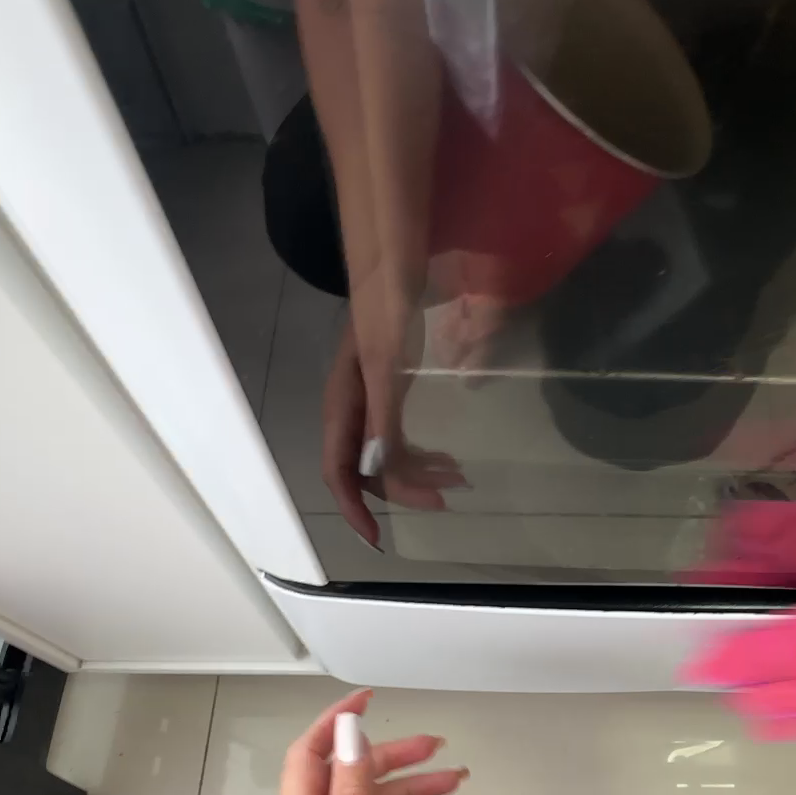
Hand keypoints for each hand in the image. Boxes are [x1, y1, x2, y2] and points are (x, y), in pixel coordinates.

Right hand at [323, 319, 467, 550]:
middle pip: (366, 468)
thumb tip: (378, 470)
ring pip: (387, 453)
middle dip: (403, 489)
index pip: (339, 472)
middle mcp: (352, 407)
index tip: (378, 539)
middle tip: (446, 497)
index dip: (354, 509)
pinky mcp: (390, 385)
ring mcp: (370, 397)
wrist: (394, 255)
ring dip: (417, 471)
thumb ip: (381, 415)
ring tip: (456, 476)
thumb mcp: (386, 362)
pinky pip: (399, 434)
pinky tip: (445, 456)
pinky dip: (420, 452)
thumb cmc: (387, 304)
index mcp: (343, 405)